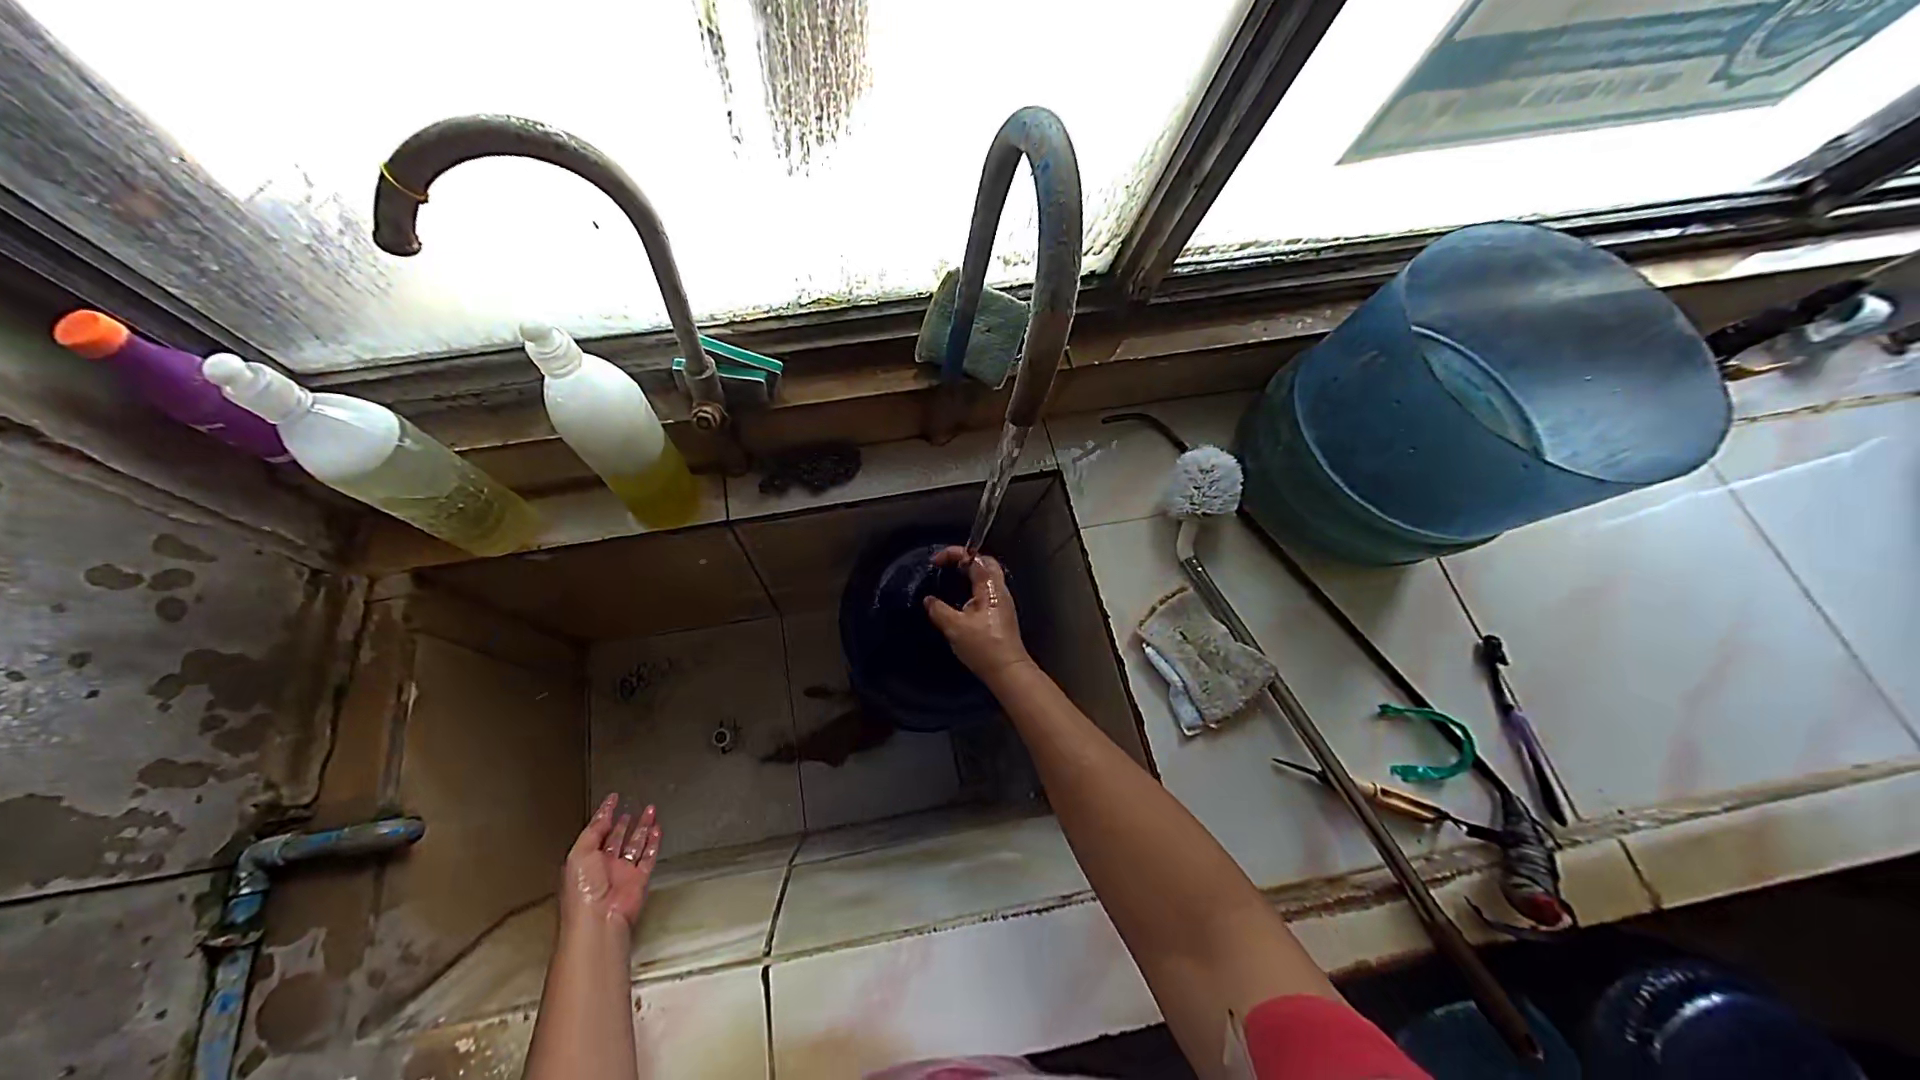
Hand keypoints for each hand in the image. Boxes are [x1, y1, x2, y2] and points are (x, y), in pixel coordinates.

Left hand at [560, 794, 659, 934]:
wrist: (599, 919)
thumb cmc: (583, 893)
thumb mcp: (579, 853)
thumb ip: (593, 831)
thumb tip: (604, 814)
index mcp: (585, 860)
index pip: (596, 831)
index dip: (605, 814)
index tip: (612, 799)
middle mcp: (604, 866)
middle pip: (617, 837)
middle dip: (624, 821)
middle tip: (632, 806)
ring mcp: (622, 872)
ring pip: (635, 844)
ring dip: (642, 827)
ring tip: (650, 810)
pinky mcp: (639, 879)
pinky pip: (648, 857)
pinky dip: (654, 843)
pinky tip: (657, 830)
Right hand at [923, 547, 1032, 679]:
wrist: (1007, 670)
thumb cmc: (983, 647)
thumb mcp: (954, 627)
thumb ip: (938, 610)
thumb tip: (928, 600)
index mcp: (990, 588)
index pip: (975, 558)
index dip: (955, 554)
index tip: (937, 561)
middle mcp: (1000, 590)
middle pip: (985, 563)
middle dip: (965, 559)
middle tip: (947, 566)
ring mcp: (1003, 602)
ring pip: (988, 576)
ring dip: (970, 573)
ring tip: (951, 579)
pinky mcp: (1002, 614)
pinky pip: (987, 590)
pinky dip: (973, 586)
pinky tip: (961, 599)